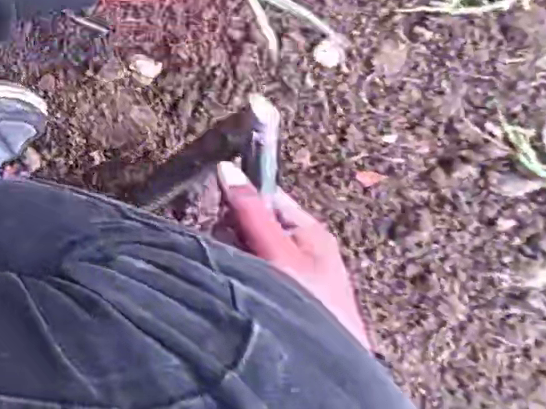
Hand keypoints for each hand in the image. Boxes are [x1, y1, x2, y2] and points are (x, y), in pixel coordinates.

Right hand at [215, 161, 372, 350]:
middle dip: (234, 234)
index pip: (265, 196)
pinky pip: (253, 276)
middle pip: (255, 224)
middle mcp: (304, 250)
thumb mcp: (277, 251)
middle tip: (227, 251)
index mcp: (310, 231)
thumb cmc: (313, 308)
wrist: (327, 377)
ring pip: (250, 252)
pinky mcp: (286, 302)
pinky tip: (235, 291)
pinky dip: (241, 279)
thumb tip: (228, 168)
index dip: (239, 200)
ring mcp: (295, 278)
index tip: (218, 210)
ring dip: (235, 259)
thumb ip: (251, 210)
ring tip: (231, 276)